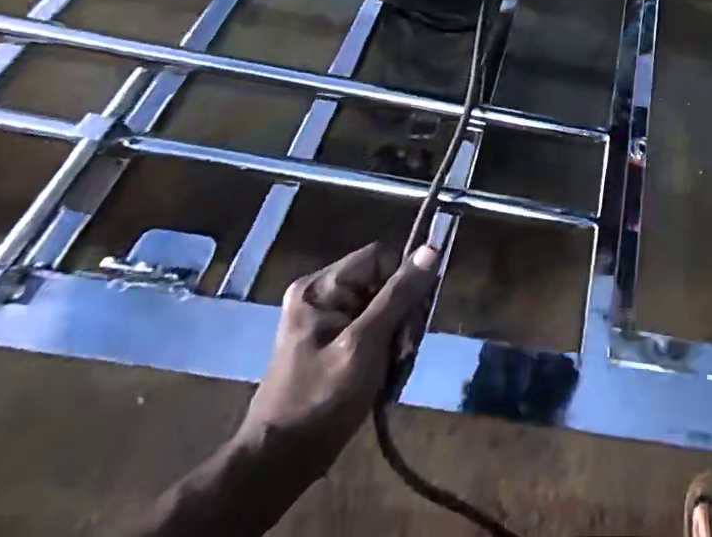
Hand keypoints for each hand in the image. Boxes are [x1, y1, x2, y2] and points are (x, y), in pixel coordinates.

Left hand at [235, 242, 438, 468]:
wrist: (279, 462)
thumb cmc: (321, 399)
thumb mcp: (365, 344)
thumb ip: (399, 295)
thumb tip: (432, 249)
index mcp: (321, 287)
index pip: (383, 257)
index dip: (404, 282)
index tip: (409, 320)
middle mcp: (322, 294)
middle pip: (385, 283)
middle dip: (402, 317)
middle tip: (400, 353)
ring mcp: (326, 319)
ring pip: (385, 308)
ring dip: (397, 337)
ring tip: (391, 370)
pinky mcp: (332, 341)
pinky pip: (374, 328)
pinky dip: (386, 349)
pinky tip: (384, 374)